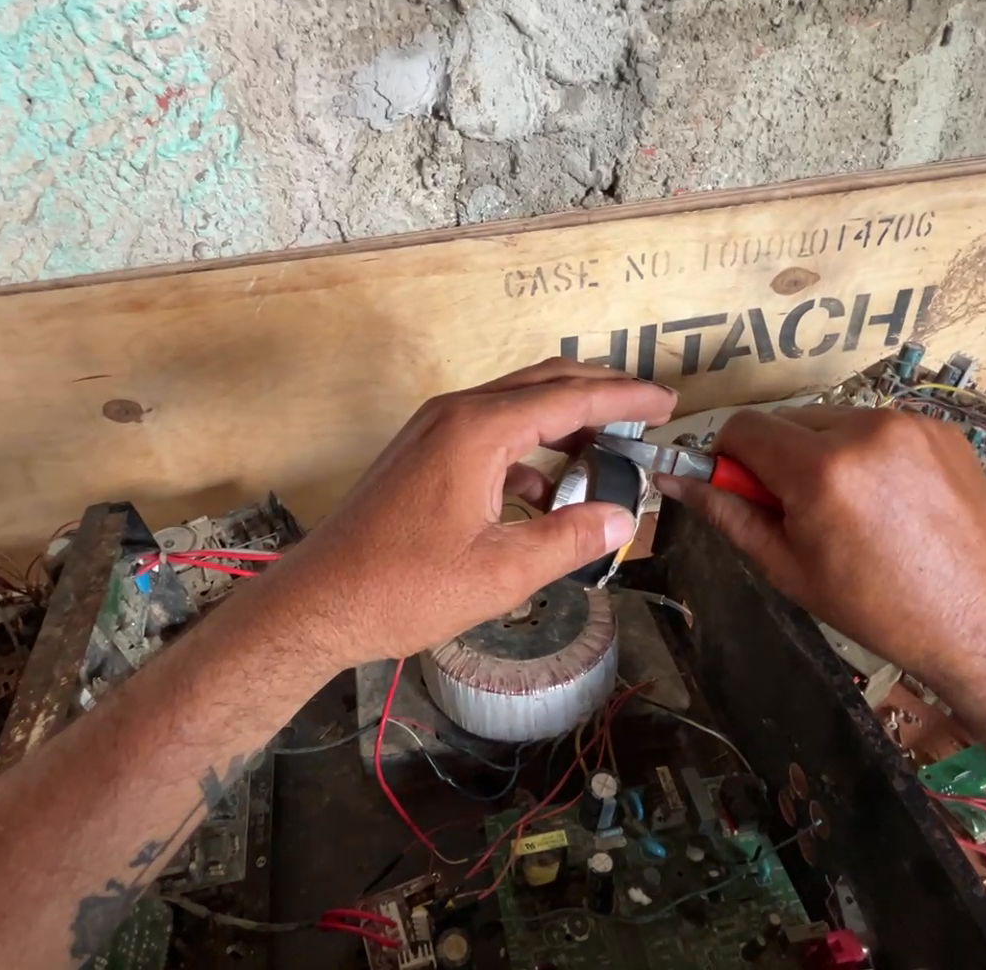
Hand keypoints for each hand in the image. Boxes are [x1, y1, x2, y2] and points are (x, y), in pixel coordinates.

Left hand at [258, 359, 676, 668]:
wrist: (320, 601)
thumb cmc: (406, 588)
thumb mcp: (502, 572)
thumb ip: (569, 538)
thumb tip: (621, 518)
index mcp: (478, 430)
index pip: (569, 398)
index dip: (624, 399)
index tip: (665, 404)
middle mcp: (455, 413)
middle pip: (541, 383)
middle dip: (597, 394)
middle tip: (644, 413)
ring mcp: (432, 430)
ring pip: (514, 406)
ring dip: (562, 422)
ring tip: (605, 453)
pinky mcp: (421, 453)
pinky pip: (487, 435)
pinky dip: (526, 451)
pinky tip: (545, 491)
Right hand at [656, 406, 985, 706]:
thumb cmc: (877, 609)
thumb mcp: (786, 568)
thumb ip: (726, 513)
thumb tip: (671, 478)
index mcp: (821, 469)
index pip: (742, 428)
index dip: (727, 457)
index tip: (740, 490)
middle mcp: (865, 429)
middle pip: (784, 421)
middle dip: (775, 458)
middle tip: (797, 511)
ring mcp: (910, 424)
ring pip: (828, 420)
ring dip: (817, 452)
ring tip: (848, 508)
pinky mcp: (941, 429)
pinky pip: (873, 425)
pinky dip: (861, 451)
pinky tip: (886, 499)